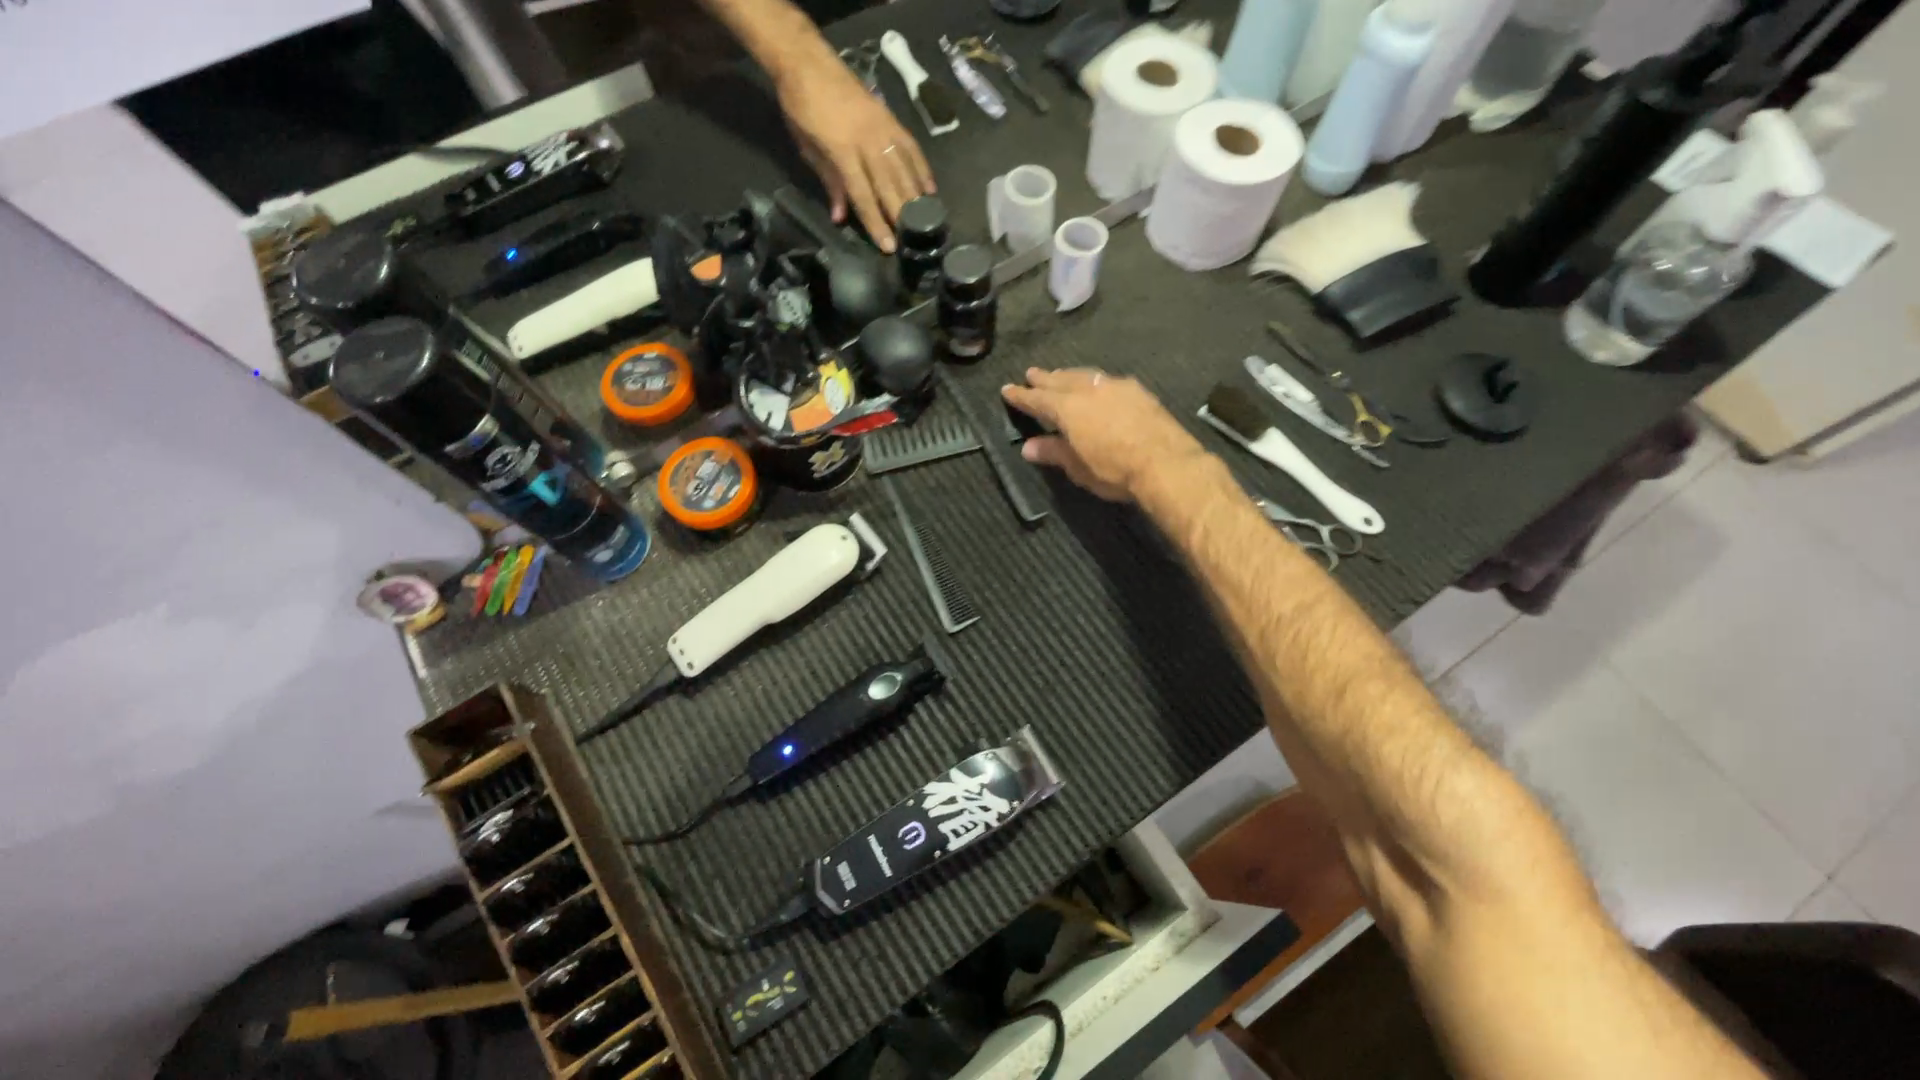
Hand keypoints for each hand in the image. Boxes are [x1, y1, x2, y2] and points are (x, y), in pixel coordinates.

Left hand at [776, 57, 934, 252]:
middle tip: (913, 242)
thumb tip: (841, 217)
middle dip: (901, 216)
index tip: (889, 247)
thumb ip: (829, 183)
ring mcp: (884, 129)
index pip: (864, 195)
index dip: (877, 223)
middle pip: (890, 186)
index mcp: (843, 151)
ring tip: (926, 222)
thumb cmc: (802, 109)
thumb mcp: (808, 149)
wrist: (809, 63)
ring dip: (916, 198)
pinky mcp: (893, 120)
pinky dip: (923, 170)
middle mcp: (868, 142)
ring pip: (905, 170)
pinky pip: (912, 149)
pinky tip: (931, 189)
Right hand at [1001, 368, 1208, 502]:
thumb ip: (1054, 452)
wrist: (1167, 464)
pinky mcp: (1138, 391)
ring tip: (1060, 375)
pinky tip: (1098, 385)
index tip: (1007, 389)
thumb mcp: (1078, 467)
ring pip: (1086, 376)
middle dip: (1044, 378)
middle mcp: (1089, 390)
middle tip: (1032, 373)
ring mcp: (1116, 387)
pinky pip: (1108, 380)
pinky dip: (1095, 381)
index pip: (1038, 399)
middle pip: (1061, 380)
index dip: (1021, 396)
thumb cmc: (1115, 470)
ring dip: (1069, 375)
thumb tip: (1029, 447)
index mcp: (1068, 408)